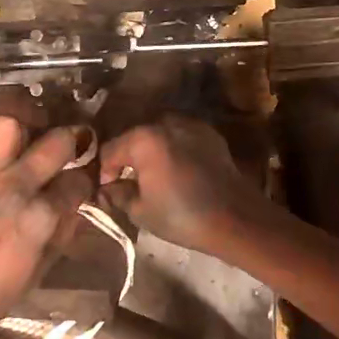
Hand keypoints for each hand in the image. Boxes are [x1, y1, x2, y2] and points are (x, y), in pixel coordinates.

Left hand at [0, 116, 92, 338]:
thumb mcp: (44, 266)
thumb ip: (65, 227)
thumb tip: (77, 201)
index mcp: (43, 215)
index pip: (81, 180)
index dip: (89, 176)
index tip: (88, 177)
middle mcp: (16, 186)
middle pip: (58, 140)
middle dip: (74, 137)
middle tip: (73, 141)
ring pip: (7, 122)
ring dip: (23, 117)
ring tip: (29, 122)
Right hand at [99, 116, 271, 256]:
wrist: (234, 215)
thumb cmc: (181, 215)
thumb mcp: (141, 211)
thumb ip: (119, 193)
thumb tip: (108, 187)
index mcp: (143, 139)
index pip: (110, 150)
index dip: (104, 171)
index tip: (108, 189)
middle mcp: (166, 123)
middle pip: (135, 137)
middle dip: (129, 157)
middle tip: (128, 181)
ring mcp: (191, 125)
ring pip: (160, 134)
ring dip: (152, 150)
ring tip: (153, 175)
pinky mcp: (209, 133)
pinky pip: (182, 136)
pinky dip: (174, 148)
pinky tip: (178, 170)